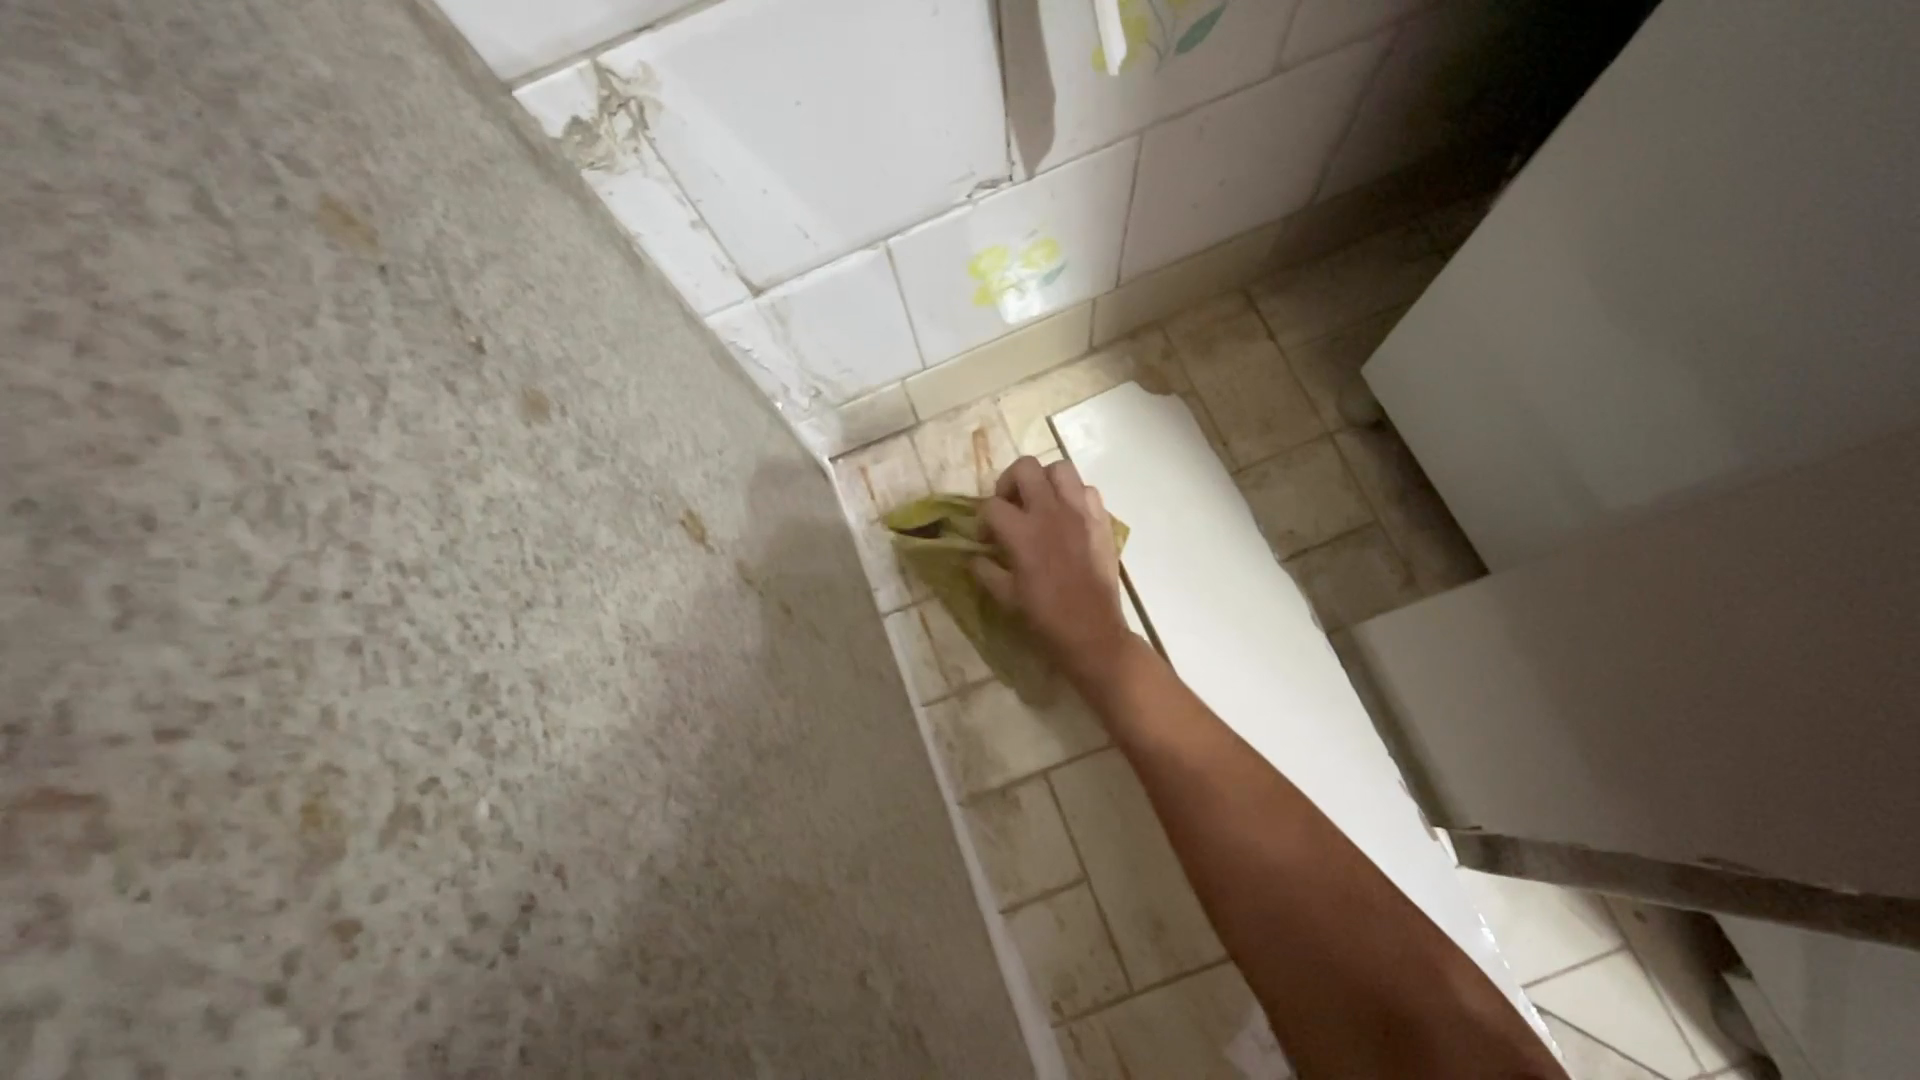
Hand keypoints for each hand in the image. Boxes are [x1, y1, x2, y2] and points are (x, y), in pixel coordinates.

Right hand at [972, 456, 1135, 687]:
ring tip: (1039, 503)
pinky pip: (1086, 489)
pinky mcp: (1101, 519)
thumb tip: (975, 556)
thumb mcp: (1005, 597)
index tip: (986, 537)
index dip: (983, 519)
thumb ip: (985, 570)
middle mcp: (1051, 512)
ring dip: (1044, 480)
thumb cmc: (1045, 617)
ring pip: (1059, 468)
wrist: (1093, 632)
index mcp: (1023, 533)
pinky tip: (1067, 517)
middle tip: (1010, 506)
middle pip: (1025, 468)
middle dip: (1009, 482)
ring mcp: (1080, 512)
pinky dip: (1073, 495)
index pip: (992, 505)